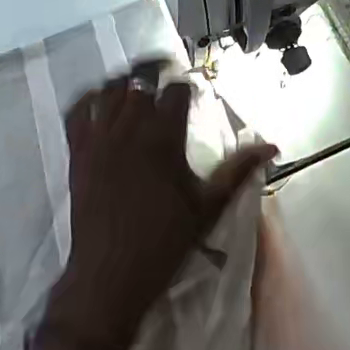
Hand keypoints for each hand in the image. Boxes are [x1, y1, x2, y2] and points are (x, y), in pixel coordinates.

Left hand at [56, 62, 276, 345]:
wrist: (111, 272)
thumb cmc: (165, 240)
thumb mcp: (208, 205)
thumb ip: (238, 170)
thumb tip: (272, 146)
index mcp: (164, 138)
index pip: (175, 92)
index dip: (185, 88)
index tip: (190, 94)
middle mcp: (130, 128)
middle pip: (141, 83)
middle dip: (155, 78)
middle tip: (165, 86)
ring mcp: (99, 137)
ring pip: (110, 91)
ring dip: (125, 85)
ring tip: (136, 90)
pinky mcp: (77, 149)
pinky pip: (77, 110)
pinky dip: (88, 99)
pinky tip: (99, 101)